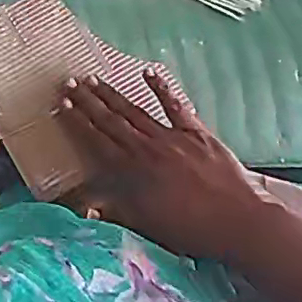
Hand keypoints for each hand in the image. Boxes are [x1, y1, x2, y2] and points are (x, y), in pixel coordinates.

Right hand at [59, 73, 281, 258]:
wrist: (240, 222)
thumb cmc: (190, 229)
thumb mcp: (145, 225)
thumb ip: (112, 212)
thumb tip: (81, 207)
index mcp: (131, 169)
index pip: (96, 139)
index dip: (77, 121)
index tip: (62, 104)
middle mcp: (146, 147)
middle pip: (111, 119)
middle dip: (88, 101)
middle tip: (69, 83)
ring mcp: (172, 137)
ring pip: (134, 110)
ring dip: (112, 94)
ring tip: (93, 79)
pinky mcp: (197, 133)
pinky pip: (175, 106)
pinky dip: (162, 88)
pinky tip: (148, 72)